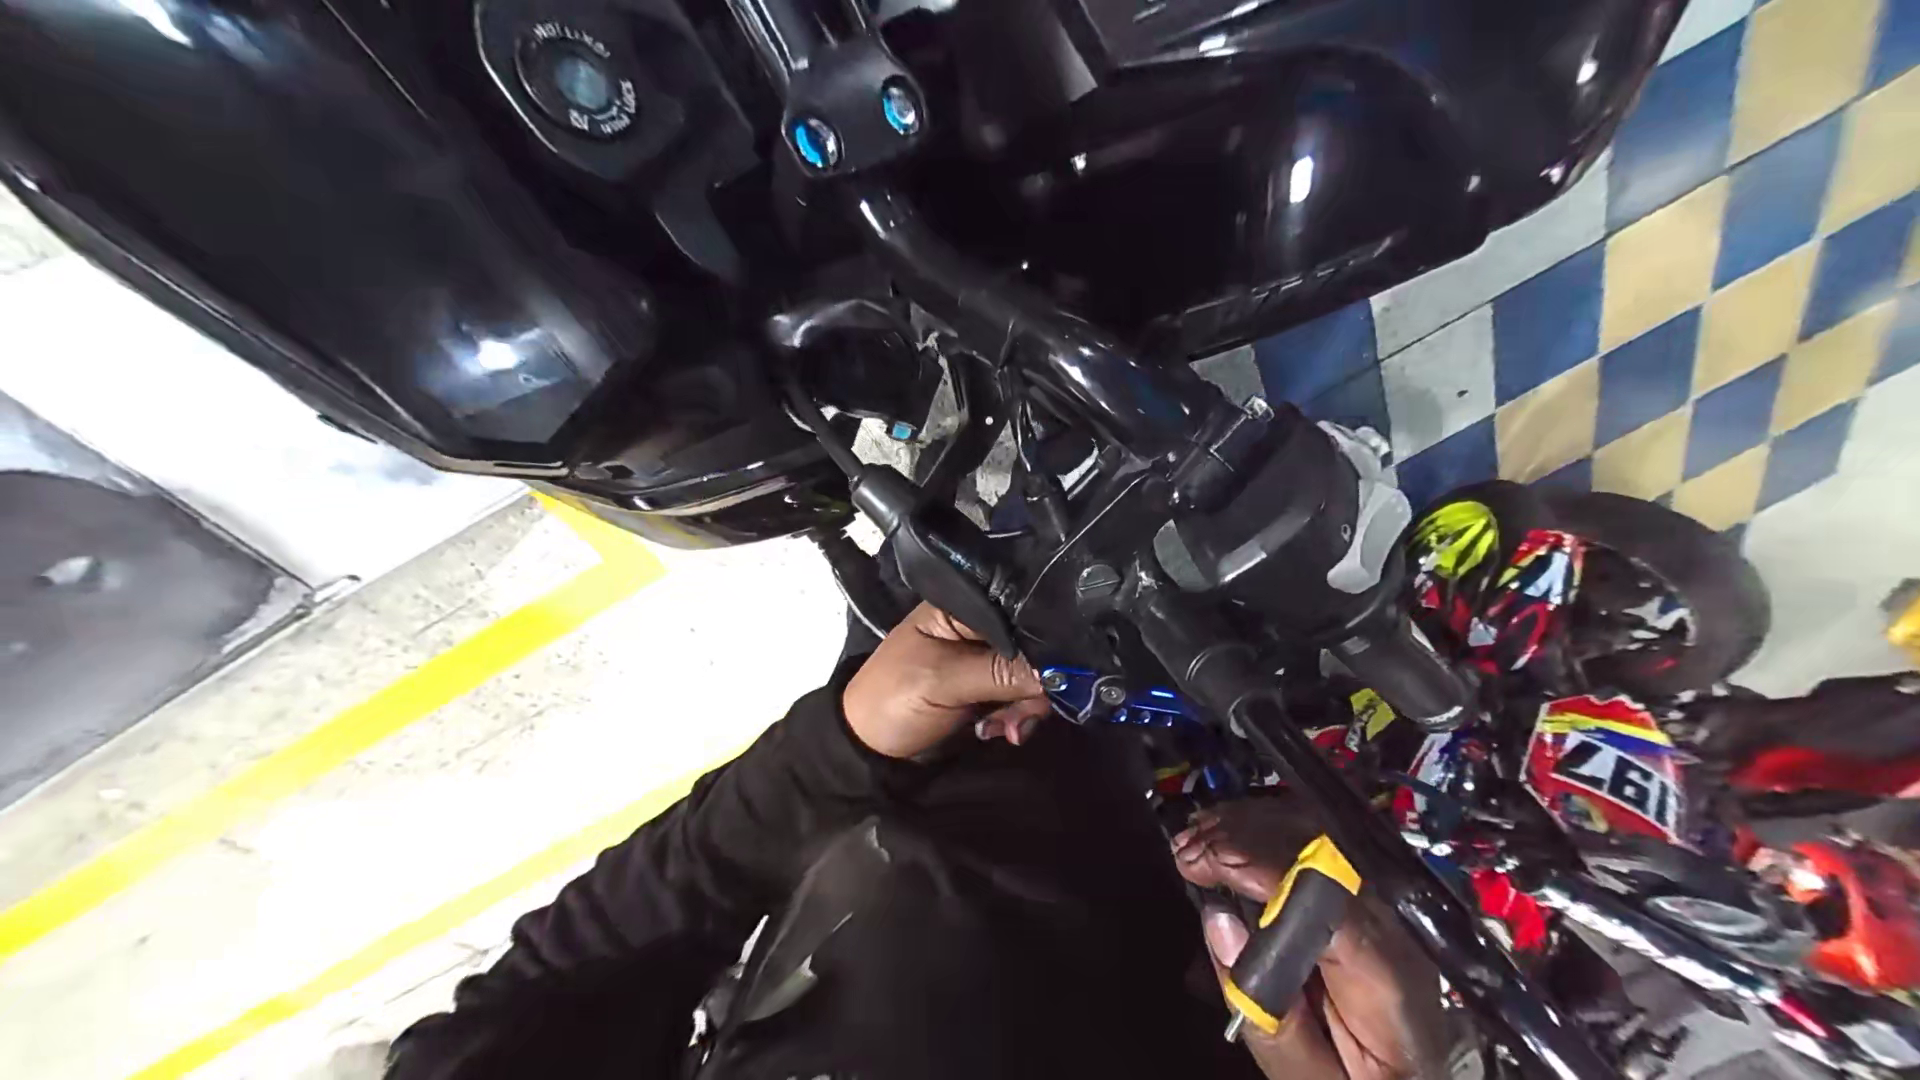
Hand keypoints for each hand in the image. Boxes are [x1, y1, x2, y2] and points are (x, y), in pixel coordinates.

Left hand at [841, 602, 1050, 758]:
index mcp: (962, 608)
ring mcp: (985, 660)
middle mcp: (979, 628)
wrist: (870, 750)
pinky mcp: (989, 689)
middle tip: (1021, 716)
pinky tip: (999, 732)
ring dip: (1025, 707)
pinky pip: (1021, 698)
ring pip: (1032, 675)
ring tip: (1006, 730)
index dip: (1043, 638)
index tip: (1059, 671)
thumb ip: (1000, 672)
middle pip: (1031, 645)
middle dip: (1034, 683)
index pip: (1018, 609)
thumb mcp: (943, 681)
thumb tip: (1062, 669)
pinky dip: (1017, 718)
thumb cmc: (893, 700)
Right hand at [1176, 799, 1453, 1079]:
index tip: (1202, 862)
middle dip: (1243, 842)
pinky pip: (1307, 842)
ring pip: (1313, 836)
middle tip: (1184, 852)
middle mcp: (1394, 929)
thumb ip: (1272, 1022)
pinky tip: (1221, 838)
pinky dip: (1257, 831)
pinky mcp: (1356, 890)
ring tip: (1194, 844)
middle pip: (1320, 856)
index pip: (1331, 904)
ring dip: (1245, 829)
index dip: (1262, 869)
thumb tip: (1219, 921)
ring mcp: (1378, 902)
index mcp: (1392, 986)